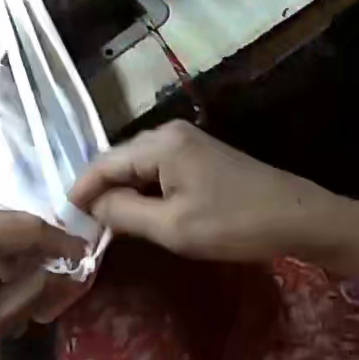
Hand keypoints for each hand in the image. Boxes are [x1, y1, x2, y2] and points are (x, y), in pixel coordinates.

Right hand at [67, 121, 358, 278]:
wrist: (295, 215)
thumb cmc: (233, 223)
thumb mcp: (173, 227)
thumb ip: (125, 213)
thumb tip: (93, 205)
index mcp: (160, 144)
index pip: (105, 162)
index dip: (82, 188)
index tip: (64, 216)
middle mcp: (169, 132)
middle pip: (119, 158)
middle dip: (99, 188)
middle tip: (80, 221)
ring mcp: (186, 139)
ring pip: (137, 163)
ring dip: (120, 188)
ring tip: (103, 218)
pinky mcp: (199, 152)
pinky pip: (156, 166)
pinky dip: (142, 186)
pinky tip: (136, 207)